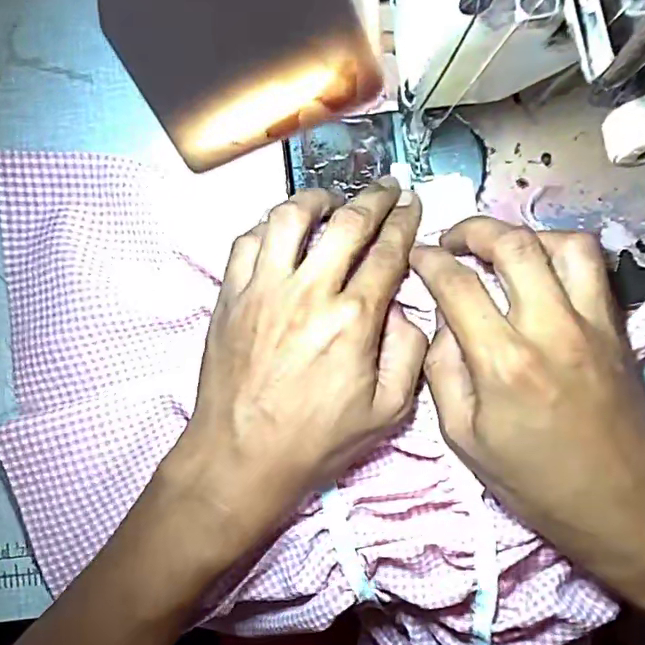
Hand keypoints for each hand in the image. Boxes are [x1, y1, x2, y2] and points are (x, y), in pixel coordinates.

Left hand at [162, 180, 425, 557]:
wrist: (242, 457)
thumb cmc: (318, 440)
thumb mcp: (388, 411)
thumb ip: (408, 352)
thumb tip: (402, 309)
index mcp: (354, 320)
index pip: (387, 253)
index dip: (405, 223)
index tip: (413, 205)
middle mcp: (309, 292)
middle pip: (347, 224)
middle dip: (374, 198)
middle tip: (387, 187)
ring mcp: (264, 289)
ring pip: (290, 218)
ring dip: (317, 199)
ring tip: (332, 200)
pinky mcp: (231, 296)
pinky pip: (249, 240)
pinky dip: (270, 224)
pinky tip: (283, 230)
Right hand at [409, 218, 644, 609]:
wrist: (618, 502)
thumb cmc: (534, 482)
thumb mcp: (465, 439)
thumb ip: (443, 372)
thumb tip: (442, 322)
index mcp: (504, 363)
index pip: (458, 285)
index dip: (429, 261)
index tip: (419, 256)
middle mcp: (550, 329)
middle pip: (512, 245)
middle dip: (474, 229)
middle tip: (454, 240)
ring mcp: (591, 323)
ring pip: (564, 243)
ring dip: (526, 235)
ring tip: (504, 250)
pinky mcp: (618, 327)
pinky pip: (594, 267)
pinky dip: (563, 252)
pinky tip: (544, 270)